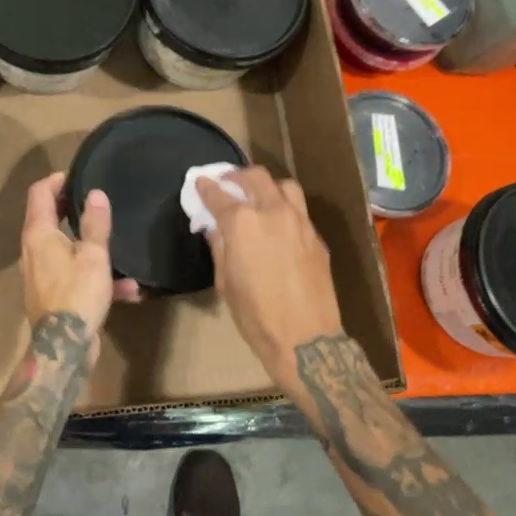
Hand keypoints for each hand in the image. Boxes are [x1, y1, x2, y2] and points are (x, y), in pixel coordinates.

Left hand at [21, 174, 140, 356]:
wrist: (64, 347)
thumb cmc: (78, 294)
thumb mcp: (93, 256)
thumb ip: (95, 224)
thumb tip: (95, 193)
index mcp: (38, 234)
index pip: (39, 194)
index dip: (56, 180)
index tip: (76, 176)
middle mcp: (33, 251)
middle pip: (48, 219)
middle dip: (71, 209)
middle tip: (95, 201)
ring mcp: (40, 274)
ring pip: (65, 250)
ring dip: (90, 247)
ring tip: (115, 244)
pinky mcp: (52, 295)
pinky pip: (74, 276)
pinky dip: (95, 276)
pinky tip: (128, 288)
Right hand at [197, 168, 343, 384]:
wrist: (305, 338)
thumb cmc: (255, 314)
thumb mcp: (225, 282)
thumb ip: (219, 246)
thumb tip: (215, 228)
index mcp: (242, 223)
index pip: (219, 194)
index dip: (206, 187)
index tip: (200, 183)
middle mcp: (272, 212)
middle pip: (254, 177)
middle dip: (237, 176)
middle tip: (227, 183)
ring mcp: (299, 221)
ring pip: (284, 185)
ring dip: (267, 185)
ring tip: (257, 195)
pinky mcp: (316, 236)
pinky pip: (299, 209)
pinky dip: (284, 206)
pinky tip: (277, 221)